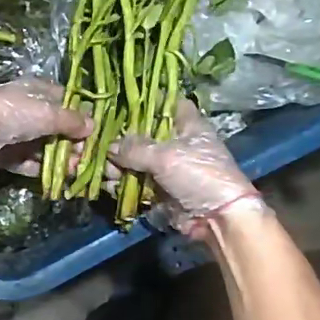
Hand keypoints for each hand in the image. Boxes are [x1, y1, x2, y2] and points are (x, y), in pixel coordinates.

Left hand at [0, 78, 90, 187]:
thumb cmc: (13, 113)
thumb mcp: (48, 113)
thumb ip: (72, 121)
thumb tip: (93, 126)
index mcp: (36, 90)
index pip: (65, 101)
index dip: (81, 117)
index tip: (96, 134)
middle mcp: (25, 109)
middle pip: (55, 127)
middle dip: (73, 143)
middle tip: (88, 159)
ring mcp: (14, 133)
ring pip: (43, 147)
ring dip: (60, 159)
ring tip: (76, 171)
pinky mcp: (4, 154)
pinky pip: (28, 162)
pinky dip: (43, 169)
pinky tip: (58, 179)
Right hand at [110, 99, 267, 240]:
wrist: (218, 219)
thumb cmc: (199, 175)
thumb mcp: (166, 156)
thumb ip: (134, 148)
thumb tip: (110, 146)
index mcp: (187, 125)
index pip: (166, 102)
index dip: (146, 100)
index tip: (119, 102)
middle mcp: (176, 143)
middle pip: (142, 133)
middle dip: (120, 139)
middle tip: (101, 144)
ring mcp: (166, 167)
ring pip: (134, 160)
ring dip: (116, 165)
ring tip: (105, 171)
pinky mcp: (159, 189)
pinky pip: (133, 182)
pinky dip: (120, 184)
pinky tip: (108, 185)